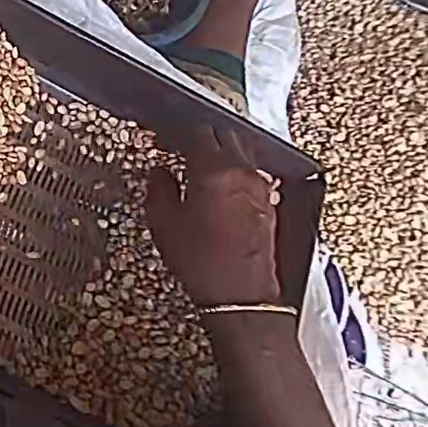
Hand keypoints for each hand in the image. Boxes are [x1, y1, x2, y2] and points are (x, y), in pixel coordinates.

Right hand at [145, 129, 282, 305]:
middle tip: (179, 148)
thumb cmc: (201, 261)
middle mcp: (241, 173)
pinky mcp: (268, 200)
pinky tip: (217, 185)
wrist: (239, 293)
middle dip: (200, 137)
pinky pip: (250, 171)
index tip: (163, 139)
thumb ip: (159, 188)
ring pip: (241, 150)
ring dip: (220, 150)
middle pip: (224, 134)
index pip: (197, 133)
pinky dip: (233, 169)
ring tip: (198, 165)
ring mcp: (260, 186)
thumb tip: (159, 172)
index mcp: (213, 172)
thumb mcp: (164, 223)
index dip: (176, 133)